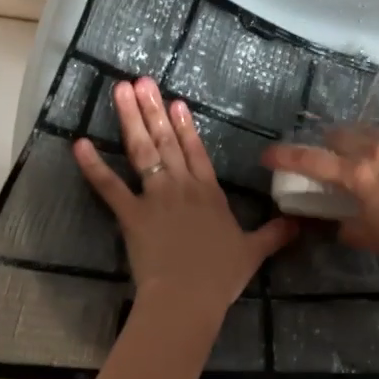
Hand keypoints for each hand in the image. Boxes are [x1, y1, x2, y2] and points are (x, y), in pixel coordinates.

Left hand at [73, 77, 295, 325]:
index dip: (184, 126)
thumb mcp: (253, 252)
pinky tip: (79, 143)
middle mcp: (181, 186)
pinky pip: (108, 186)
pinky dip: (92, 165)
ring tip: (120, 91)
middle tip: (141, 81)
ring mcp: (154, 197)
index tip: (175, 101)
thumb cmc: (220, 275)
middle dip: (153, 109)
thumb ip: (274, 234)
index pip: (196, 151)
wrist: (188, 296)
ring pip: (141, 151)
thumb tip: (299, 224)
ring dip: (130, 119)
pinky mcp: (130, 214)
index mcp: (209, 192)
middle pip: (166, 141)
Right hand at [261, 128, 378, 265]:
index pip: (312, 160)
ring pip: (368, 133)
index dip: (285, 156)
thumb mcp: (365, 235)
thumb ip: (340, 223)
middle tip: (327, 159)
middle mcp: (376, 150)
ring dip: (358, 144)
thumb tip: (329, 218)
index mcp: (358, 174)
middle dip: (327, 144)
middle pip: (339, 134)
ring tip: (363, 161)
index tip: (268, 155)